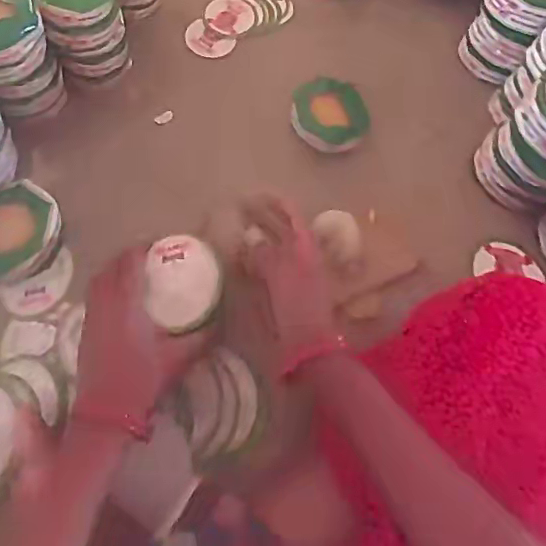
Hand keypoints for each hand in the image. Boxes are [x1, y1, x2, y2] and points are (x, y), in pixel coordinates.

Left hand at [75, 247, 210, 422]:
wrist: (106, 412)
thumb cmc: (142, 380)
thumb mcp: (177, 359)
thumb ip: (201, 338)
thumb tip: (220, 322)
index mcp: (127, 303)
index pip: (129, 262)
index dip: (140, 249)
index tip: (155, 246)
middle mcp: (106, 303)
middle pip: (111, 266)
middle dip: (127, 256)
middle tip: (146, 257)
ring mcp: (92, 315)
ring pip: (98, 279)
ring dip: (113, 269)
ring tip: (131, 272)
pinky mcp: (84, 329)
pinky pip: (93, 295)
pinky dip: (104, 286)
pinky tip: (118, 297)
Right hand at [242, 196, 338, 361]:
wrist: (309, 350)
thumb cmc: (296, 308)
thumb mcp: (278, 275)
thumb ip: (264, 253)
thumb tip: (251, 235)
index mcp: (305, 247)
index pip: (291, 213)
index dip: (274, 201)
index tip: (252, 194)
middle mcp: (302, 256)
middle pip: (282, 227)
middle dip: (262, 216)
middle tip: (238, 209)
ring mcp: (296, 273)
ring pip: (275, 246)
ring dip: (258, 236)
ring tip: (236, 229)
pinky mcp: (287, 290)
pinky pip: (270, 266)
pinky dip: (257, 258)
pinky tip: (242, 259)